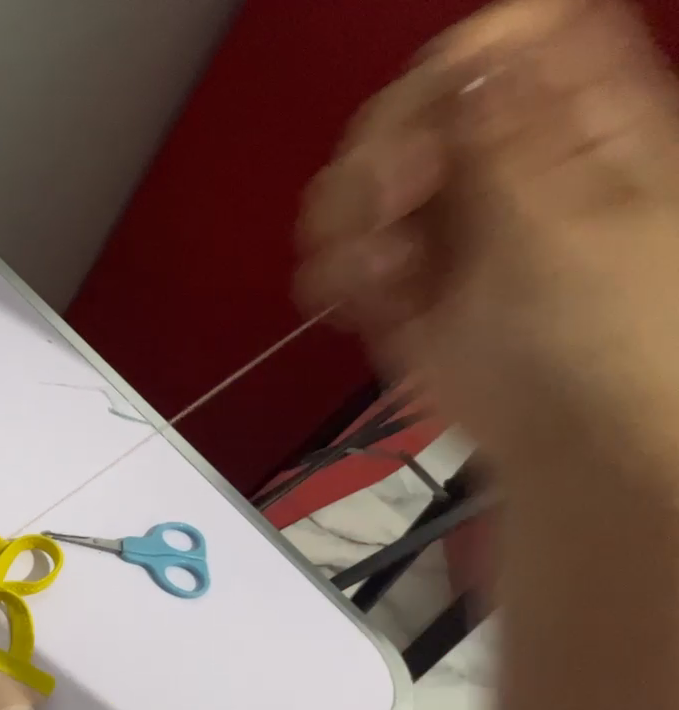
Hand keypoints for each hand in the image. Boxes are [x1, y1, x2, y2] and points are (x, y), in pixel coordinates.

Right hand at [297, 0, 678, 492]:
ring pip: (357, 178)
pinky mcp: (398, 271)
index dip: (456, 63)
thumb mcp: (566, 229)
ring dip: (346, 227)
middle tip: (393, 211)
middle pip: (408, 107)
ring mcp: (446, 218)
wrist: (567, 438)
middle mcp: (504, 159)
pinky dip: (336, 271)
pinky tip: (367, 299)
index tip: (430, 123)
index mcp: (577, 125)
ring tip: (381, 276)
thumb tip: (480, 46)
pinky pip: (337, 245)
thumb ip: (513, 139)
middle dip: (379, 160)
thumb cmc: (605, 339)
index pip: (511, 39)